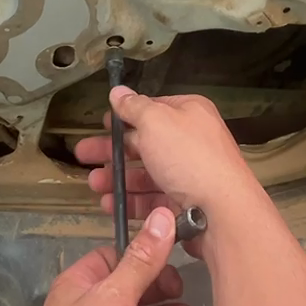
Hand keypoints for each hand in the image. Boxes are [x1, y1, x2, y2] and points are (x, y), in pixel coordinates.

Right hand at [74, 87, 264, 224]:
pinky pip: (153, 199)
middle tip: (83, 155)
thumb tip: (118, 91)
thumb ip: (133, 107)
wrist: (222, 215)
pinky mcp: (186, 205)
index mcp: (190, 113)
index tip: (102, 125)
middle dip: (113, 150)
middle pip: (145, 142)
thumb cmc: (188, 158)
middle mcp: (192, 141)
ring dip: (117, 178)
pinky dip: (131, 201)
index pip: (153, 109)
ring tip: (93, 184)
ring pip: (146, 173)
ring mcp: (190, 175)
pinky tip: (110, 205)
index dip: (126, 116)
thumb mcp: (155, 122)